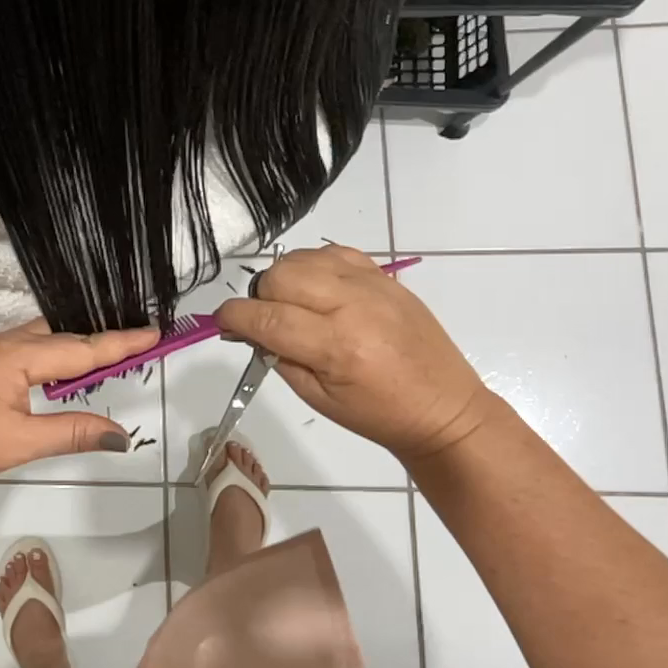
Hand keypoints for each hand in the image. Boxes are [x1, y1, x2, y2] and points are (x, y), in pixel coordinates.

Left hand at [0, 319, 159, 486]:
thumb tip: (120, 435)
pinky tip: (66, 366)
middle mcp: (9, 344)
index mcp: (21, 355)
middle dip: (103, 339)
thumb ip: (73, 432)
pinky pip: (32, 346)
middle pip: (66, 336)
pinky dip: (58, 351)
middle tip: (142, 341)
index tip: (155, 333)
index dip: (121, 343)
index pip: (82, 348)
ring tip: (112, 352)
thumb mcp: (23, 441)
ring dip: (79, 344)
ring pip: (47, 339)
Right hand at [215, 245, 505, 462]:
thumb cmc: (376, 414)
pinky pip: (333, 253)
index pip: (266, 317)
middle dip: (260, 297)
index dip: (233, 317)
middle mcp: (353, 307)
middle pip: (280, 277)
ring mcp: (372, 285)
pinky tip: (318, 289)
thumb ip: (277, 357)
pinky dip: (314, 266)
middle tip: (267, 321)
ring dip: (285, 279)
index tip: (223, 324)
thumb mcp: (317, 397)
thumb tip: (248, 329)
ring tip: (293, 305)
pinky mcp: (385, 276)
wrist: (444, 408)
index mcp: (336, 348)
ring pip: (302, 258)